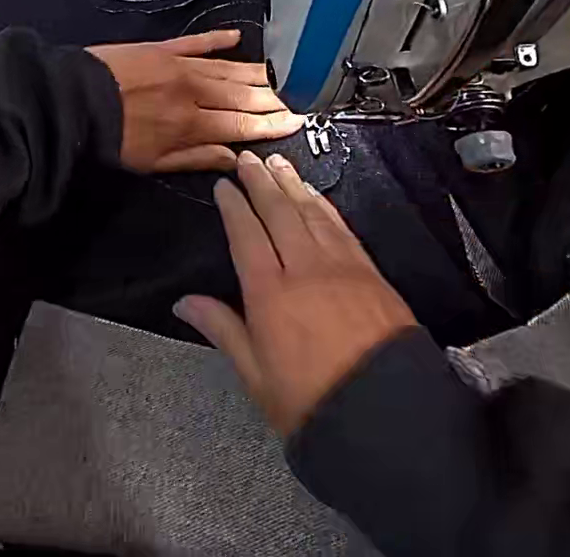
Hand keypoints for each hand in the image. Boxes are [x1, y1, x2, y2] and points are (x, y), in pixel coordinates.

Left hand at [86, 29, 301, 172]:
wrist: (72, 101)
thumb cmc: (112, 139)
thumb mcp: (153, 163)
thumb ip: (198, 157)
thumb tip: (237, 158)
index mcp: (193, 123)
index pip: (243, 125)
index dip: (272, 124)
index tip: (297, 121)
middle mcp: (195, 92)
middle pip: (243, 95)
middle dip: (274, 98)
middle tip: (299, 97)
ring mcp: (182, 65)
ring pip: (229, 69)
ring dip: (257, 73)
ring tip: (282, 76)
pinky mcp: (165, 48)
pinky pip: (199, 41)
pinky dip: (219, 39)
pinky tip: (238, 37)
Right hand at [176, 151, 417, 434]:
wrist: (384, 410)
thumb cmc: (311, 401)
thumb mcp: (256, 374)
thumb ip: (222, 329)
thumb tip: (184, 302)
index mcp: (270, 293)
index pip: (246, 234)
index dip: (234, 206)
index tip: (224, 184)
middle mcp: (304, 267)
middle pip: (278, 212)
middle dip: (260, 181)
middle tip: (247, 159)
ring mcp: (339, 263)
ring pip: (309, 211)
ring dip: (291, 183)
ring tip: (277, 163)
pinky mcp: (367, 267)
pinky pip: (338, 224)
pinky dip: (322, 203)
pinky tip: (314, 194)